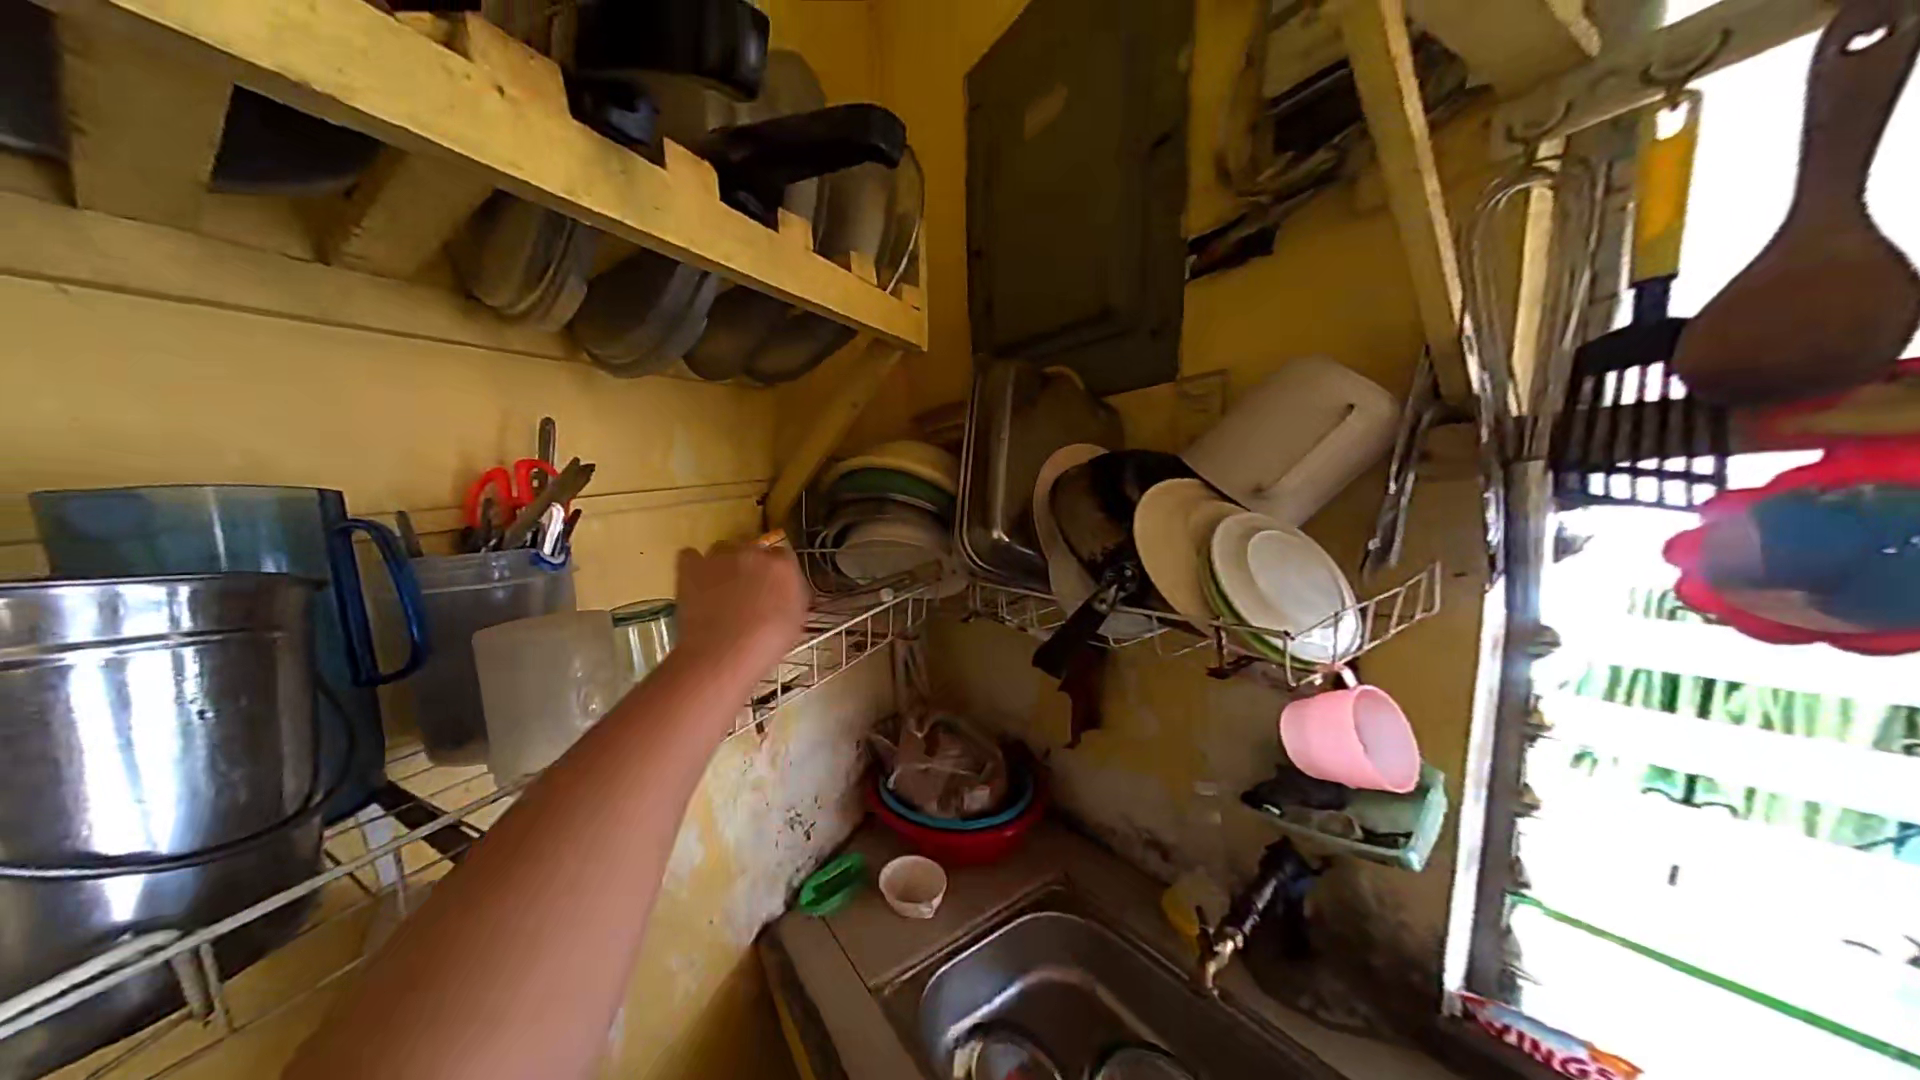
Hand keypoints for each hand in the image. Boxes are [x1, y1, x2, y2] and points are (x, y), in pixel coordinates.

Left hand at [673, 540, 808, 679]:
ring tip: (721, 590)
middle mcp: (753, 552)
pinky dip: (694, 566)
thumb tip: (787, 590)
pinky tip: (697, 582)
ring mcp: (720, 557)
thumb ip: (793, 594)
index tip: (773, 589)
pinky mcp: (691, 566)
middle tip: (748, 594)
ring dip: (724, 564)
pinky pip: (691, 556)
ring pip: (724, 550)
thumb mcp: (796, 619)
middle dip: (752, 567)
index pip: (783, 557)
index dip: (777, 573)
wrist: (723, 653)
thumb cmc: (767, 643)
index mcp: (783, 565)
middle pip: (754, 550)